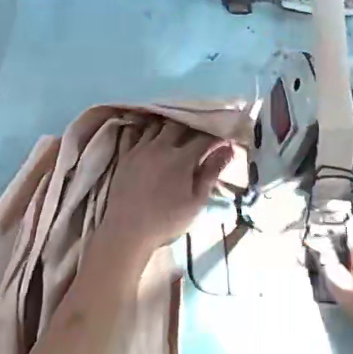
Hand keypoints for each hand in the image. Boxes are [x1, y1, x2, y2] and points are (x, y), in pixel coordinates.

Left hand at [99, 121, 236, 262]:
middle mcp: (161, 147)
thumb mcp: (196, 202)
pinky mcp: (124, 155)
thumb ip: (211, 173)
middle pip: (179, 124)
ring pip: (156, 124)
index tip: (224, 137)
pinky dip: (141, 127)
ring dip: (168, 122)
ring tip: (175, 126)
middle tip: (200, 130)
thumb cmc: (166, 221)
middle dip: (192, 123)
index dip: (216, 135)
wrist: (127, 231)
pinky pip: (132, 132)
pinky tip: (146, 128)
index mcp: (181, 159)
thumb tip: (228, 150)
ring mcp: (140, 149)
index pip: (204, 137)